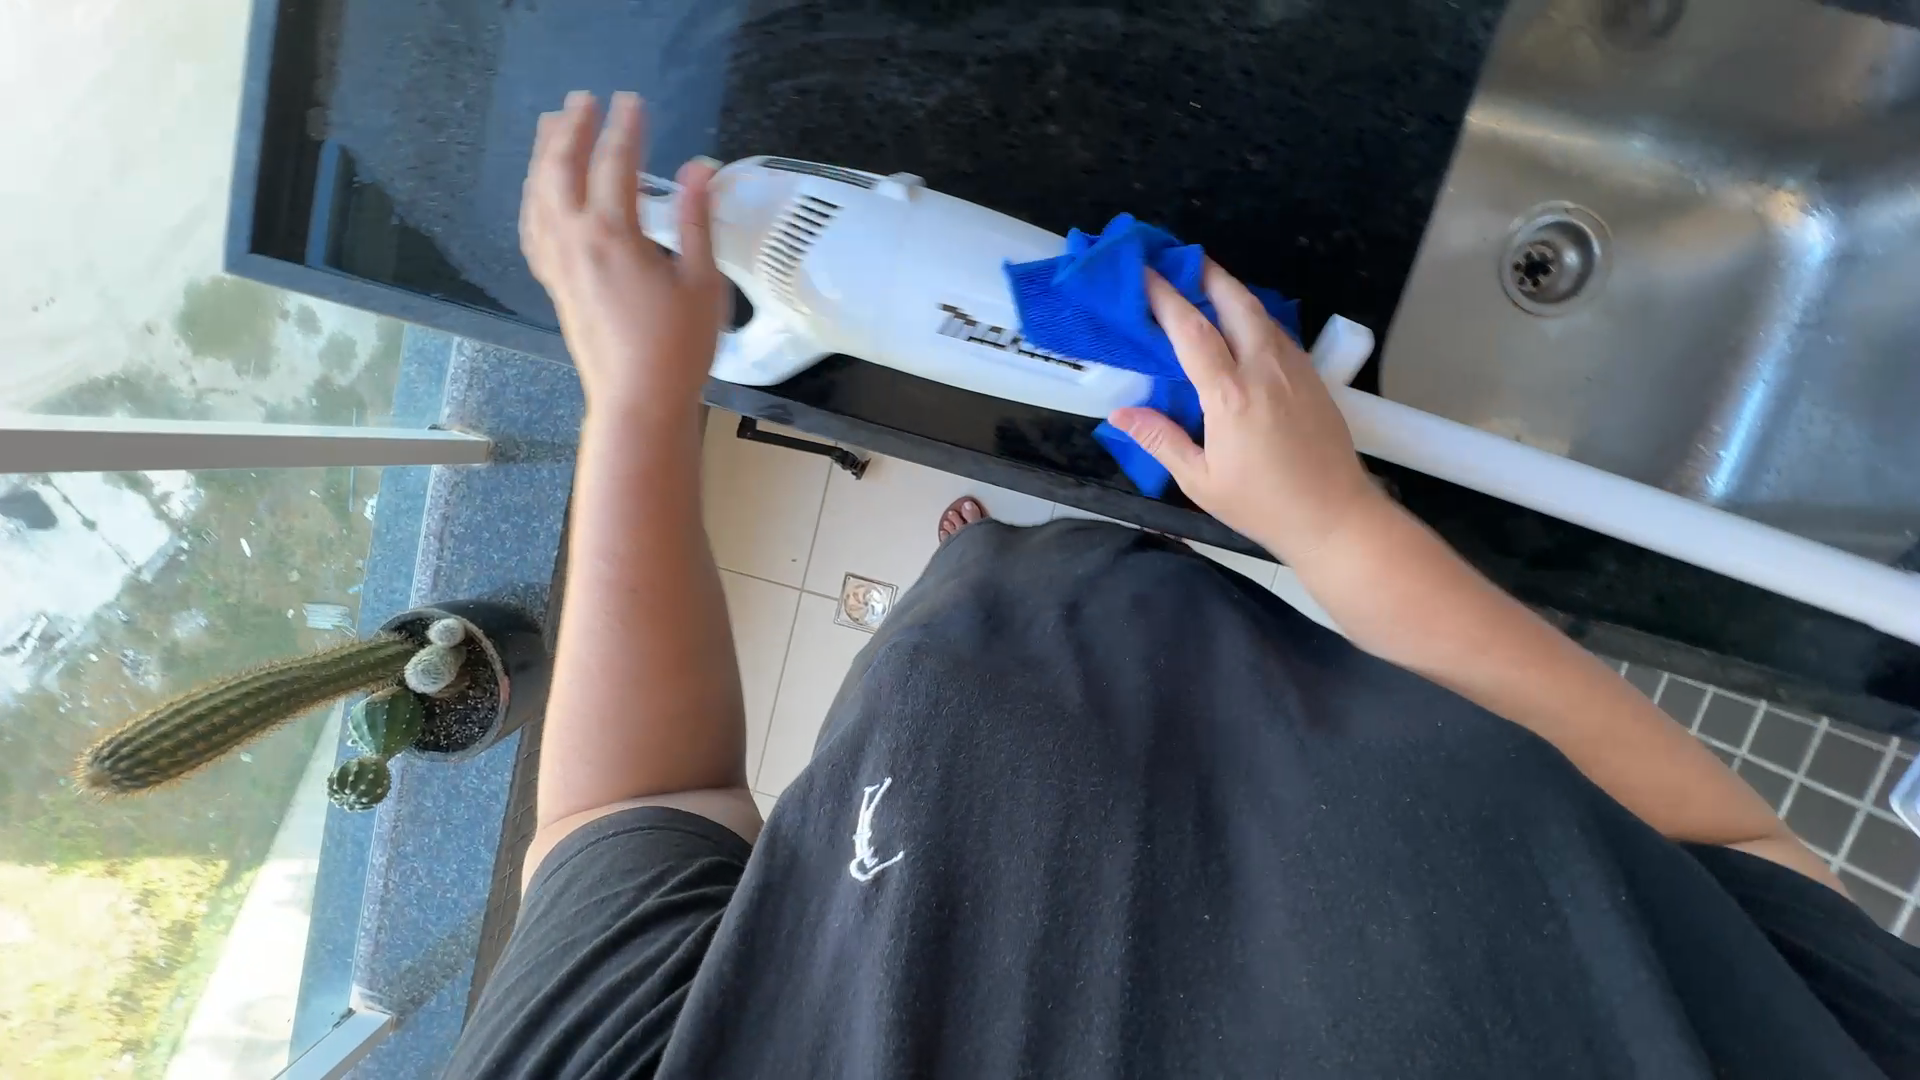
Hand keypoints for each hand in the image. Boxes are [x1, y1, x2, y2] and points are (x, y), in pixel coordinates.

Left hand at [520, 91, 727, 415]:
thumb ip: (697, 222)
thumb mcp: (701, 284)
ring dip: (545, 154)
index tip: (633, 102)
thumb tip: (699, 169)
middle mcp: (573, 238)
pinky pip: (532, 227)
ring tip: (552, 127)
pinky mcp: (554, 284)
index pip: (616, 164)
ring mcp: (557, 262)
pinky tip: (539, 193)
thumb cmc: (678, 347)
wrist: (638, 400)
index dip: (626, 129)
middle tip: (584, 100)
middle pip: (562, 167)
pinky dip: (534, 197)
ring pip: (538, 192)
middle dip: (573, 128)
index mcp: (612, 234)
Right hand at [1108, 264, 1382, 564]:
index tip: (1145, 273)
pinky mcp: (1313, 378)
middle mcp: (1264, 370)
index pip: (1191, 331)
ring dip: (1232, 293)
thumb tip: (1120, 414)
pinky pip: (1278, 335)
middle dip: (1207, 275)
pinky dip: (1254, 318)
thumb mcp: (1199, 480)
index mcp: (1230, 395)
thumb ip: (1160, 439)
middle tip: (1182, 260)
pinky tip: (1243, 327)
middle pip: (1236, 303)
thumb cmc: (1261, 504)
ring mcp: (1294, 370)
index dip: (1165, 297)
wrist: (1334, 516)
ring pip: (1262, 314)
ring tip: (1207, 284)